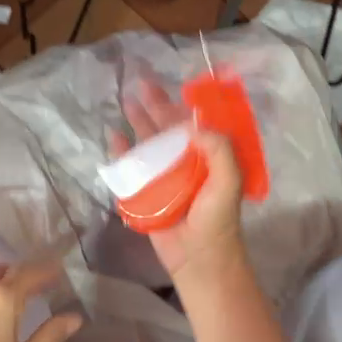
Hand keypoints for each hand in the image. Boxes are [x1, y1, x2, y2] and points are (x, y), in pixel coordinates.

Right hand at [111, 81, 247, 289]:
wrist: (198, 257)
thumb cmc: (216, 220)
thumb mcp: (228, 180)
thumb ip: (219, 150)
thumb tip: (193, 125)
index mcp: (207, 158)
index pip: (193, 125)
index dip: (182, 105)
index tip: (174, 85)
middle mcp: (185, 163)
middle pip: (167, 130)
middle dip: (155, 106)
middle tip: (140, 84)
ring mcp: (164, 178)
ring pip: (148, 145)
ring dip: (137, 124)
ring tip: (124, 102)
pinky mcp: (145, 194)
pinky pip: (131, 169)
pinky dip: (121, 153)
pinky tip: (113, 138)